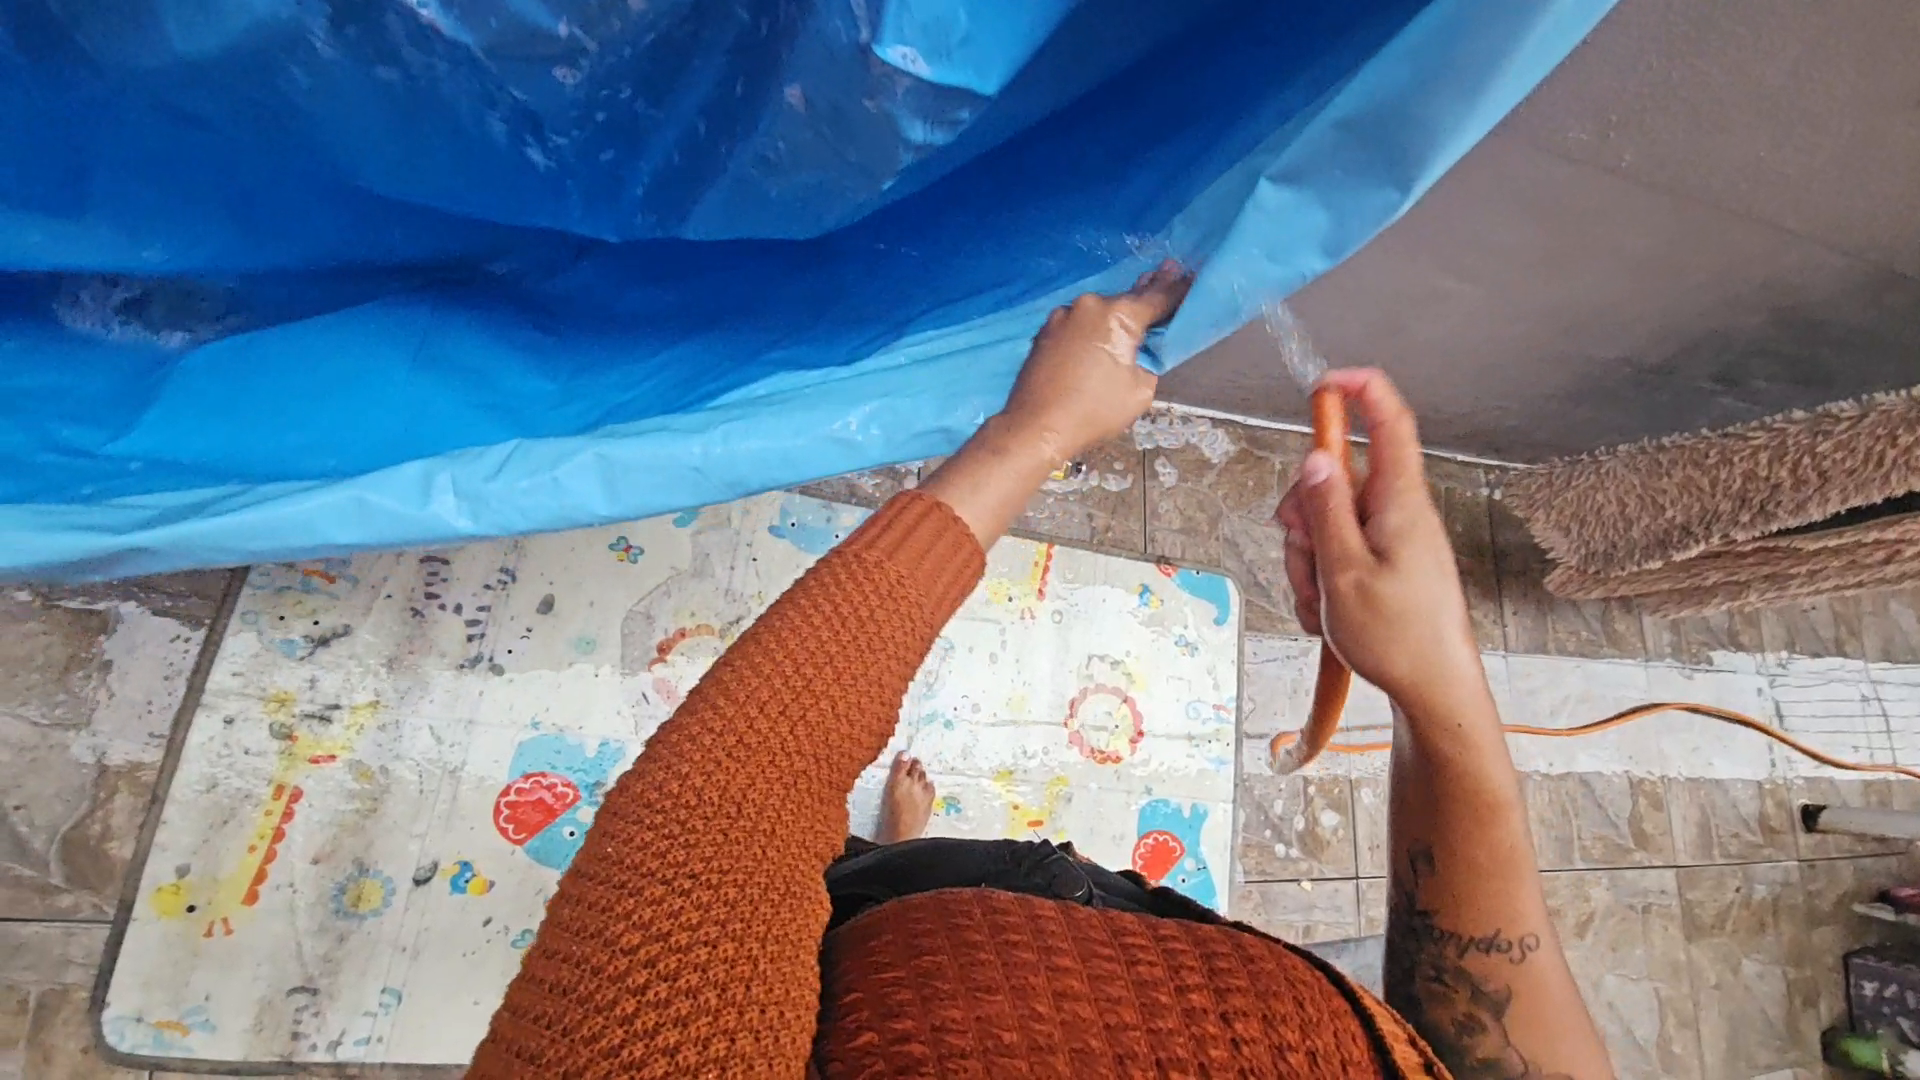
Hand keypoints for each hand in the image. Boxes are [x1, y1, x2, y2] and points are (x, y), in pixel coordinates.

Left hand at [999, 260, 1191, 460]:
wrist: (1036, 427)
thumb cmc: (1092, 412)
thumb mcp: (1140, 390)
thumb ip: (1148, 361)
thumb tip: (1138, 353)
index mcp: (1119, 315)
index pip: (1158, 297)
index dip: (1178, 289)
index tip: (1190, 276)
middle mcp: (1089, 306)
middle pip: (1126, 299)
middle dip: (1148, 290)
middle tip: (1169, 270)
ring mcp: (1062, 317)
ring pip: (1099, 311)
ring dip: (1115, 313)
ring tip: (1133, 309)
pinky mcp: (1045, 332)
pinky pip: (1078, 324)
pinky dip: (1091, 327)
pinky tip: (1099, 333)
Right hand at [1275, 369, 1483, 717]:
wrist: (1433, 688)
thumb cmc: (1396, 636)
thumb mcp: (1345, 572)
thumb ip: (1326, 511)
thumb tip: (1316, 458)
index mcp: (1398, 504)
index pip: (1387, 424)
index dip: (1360, 392)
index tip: (1324, 382)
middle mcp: (1396, 513)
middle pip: (1335, 480)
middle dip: (1303, 514)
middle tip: (1303, 554)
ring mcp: (1390, 538)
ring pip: (1327, 521)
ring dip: (1309, 556)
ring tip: (1321, 596)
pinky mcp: (1384, 562)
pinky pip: (1337, 551)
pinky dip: (1322, 575)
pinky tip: (1328, 608)